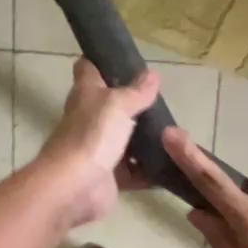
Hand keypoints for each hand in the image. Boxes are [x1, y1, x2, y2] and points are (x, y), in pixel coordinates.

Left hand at [31, 59, 160, 229]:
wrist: (76, 187)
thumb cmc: (92, 136)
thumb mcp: (118, 105)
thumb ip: (136, 92)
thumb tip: (152, 75)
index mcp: (86, 95)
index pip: (88, 69)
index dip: (102, 61)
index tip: (125, 60)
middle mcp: (90, 120)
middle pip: (111, 107)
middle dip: (133, 104)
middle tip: (161, 101)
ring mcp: (99, 150)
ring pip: (124, 140)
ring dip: (144, 139)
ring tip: (171, 132)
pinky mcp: (109, 177)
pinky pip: (133, 172)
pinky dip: (148, 170)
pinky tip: (169, 164)